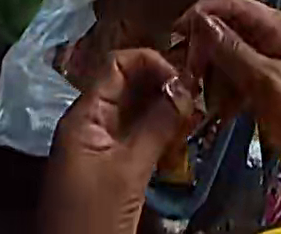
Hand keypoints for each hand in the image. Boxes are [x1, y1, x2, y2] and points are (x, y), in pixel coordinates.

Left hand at [42, 50, 195, 233]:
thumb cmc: (93, 219)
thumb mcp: (128, 172)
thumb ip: (157, 125)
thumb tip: (187, 84)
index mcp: (84, 115)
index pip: (117, 66)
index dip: (150, 63)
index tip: (182, 78)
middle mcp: (91, 123)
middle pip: (127, 86)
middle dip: (161, 85)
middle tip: (196, 94)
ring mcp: (100, 147)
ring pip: (135, 111)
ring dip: (163, 108)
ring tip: (193, 113)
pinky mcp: (111, 169)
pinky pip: (136, 136)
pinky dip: (159, 132)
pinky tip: (181, 136)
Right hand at [176, 0, 280, 196]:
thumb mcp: (267, 83)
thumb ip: (233, 51)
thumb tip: (201, 20)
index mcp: (277, 27)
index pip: (233, 4)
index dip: (203, 12)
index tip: (177, 31)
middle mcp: (270, 37)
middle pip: (227, 28)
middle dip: (205, 47)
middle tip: (187, 72)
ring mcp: (266, 62)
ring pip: (226, 55)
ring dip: (212, 73)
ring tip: (199, 95)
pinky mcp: (262, 86)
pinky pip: (233, 78)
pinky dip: (223, 91)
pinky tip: (218, 111)